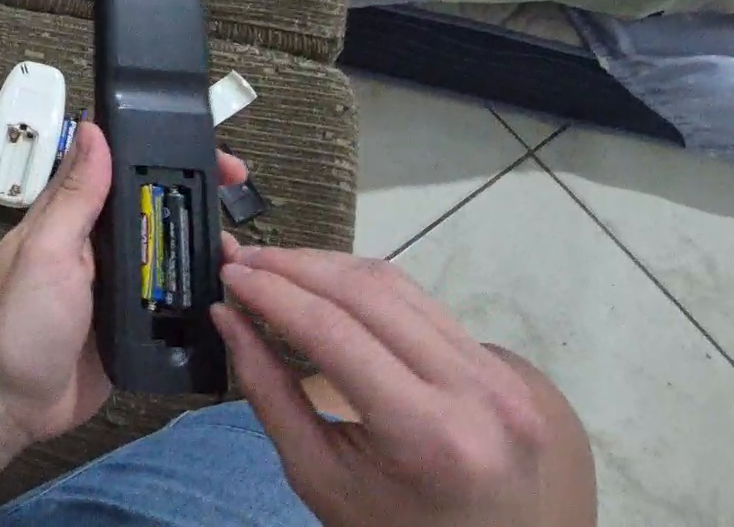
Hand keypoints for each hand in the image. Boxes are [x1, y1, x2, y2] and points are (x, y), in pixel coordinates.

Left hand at [0, 122, 248, 450]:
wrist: (16, 403)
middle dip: (193, 188)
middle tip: (236, 183)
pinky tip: (229, 286)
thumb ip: (74, 195)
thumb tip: (92, 129)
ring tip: (239, 246)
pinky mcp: (134, 316)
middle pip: (151, 200)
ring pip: (168, 243)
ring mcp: (117, 277)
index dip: (154, 145)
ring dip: (202, 237)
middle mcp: (96, 238)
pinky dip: (200, 283)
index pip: (115, 162)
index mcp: (69, 212)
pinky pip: (173, 290)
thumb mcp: (47, 250)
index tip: (200, 140)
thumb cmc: (21, 320)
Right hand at [212, 246, 597, 526]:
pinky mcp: (507, 364)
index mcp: (430, 436)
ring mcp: (504, 375)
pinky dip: (361, 282)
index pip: (331, 331)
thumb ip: (266, 389)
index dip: (271, 292)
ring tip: (273, 265)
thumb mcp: (317, 475)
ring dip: (323, 265)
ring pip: (394, 283)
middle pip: (363, 293)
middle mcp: (478, 392)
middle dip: (290, 265)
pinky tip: (325, 285)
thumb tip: (226, 314)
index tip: (226, 271)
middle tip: (240, 258)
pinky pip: (421, 301)